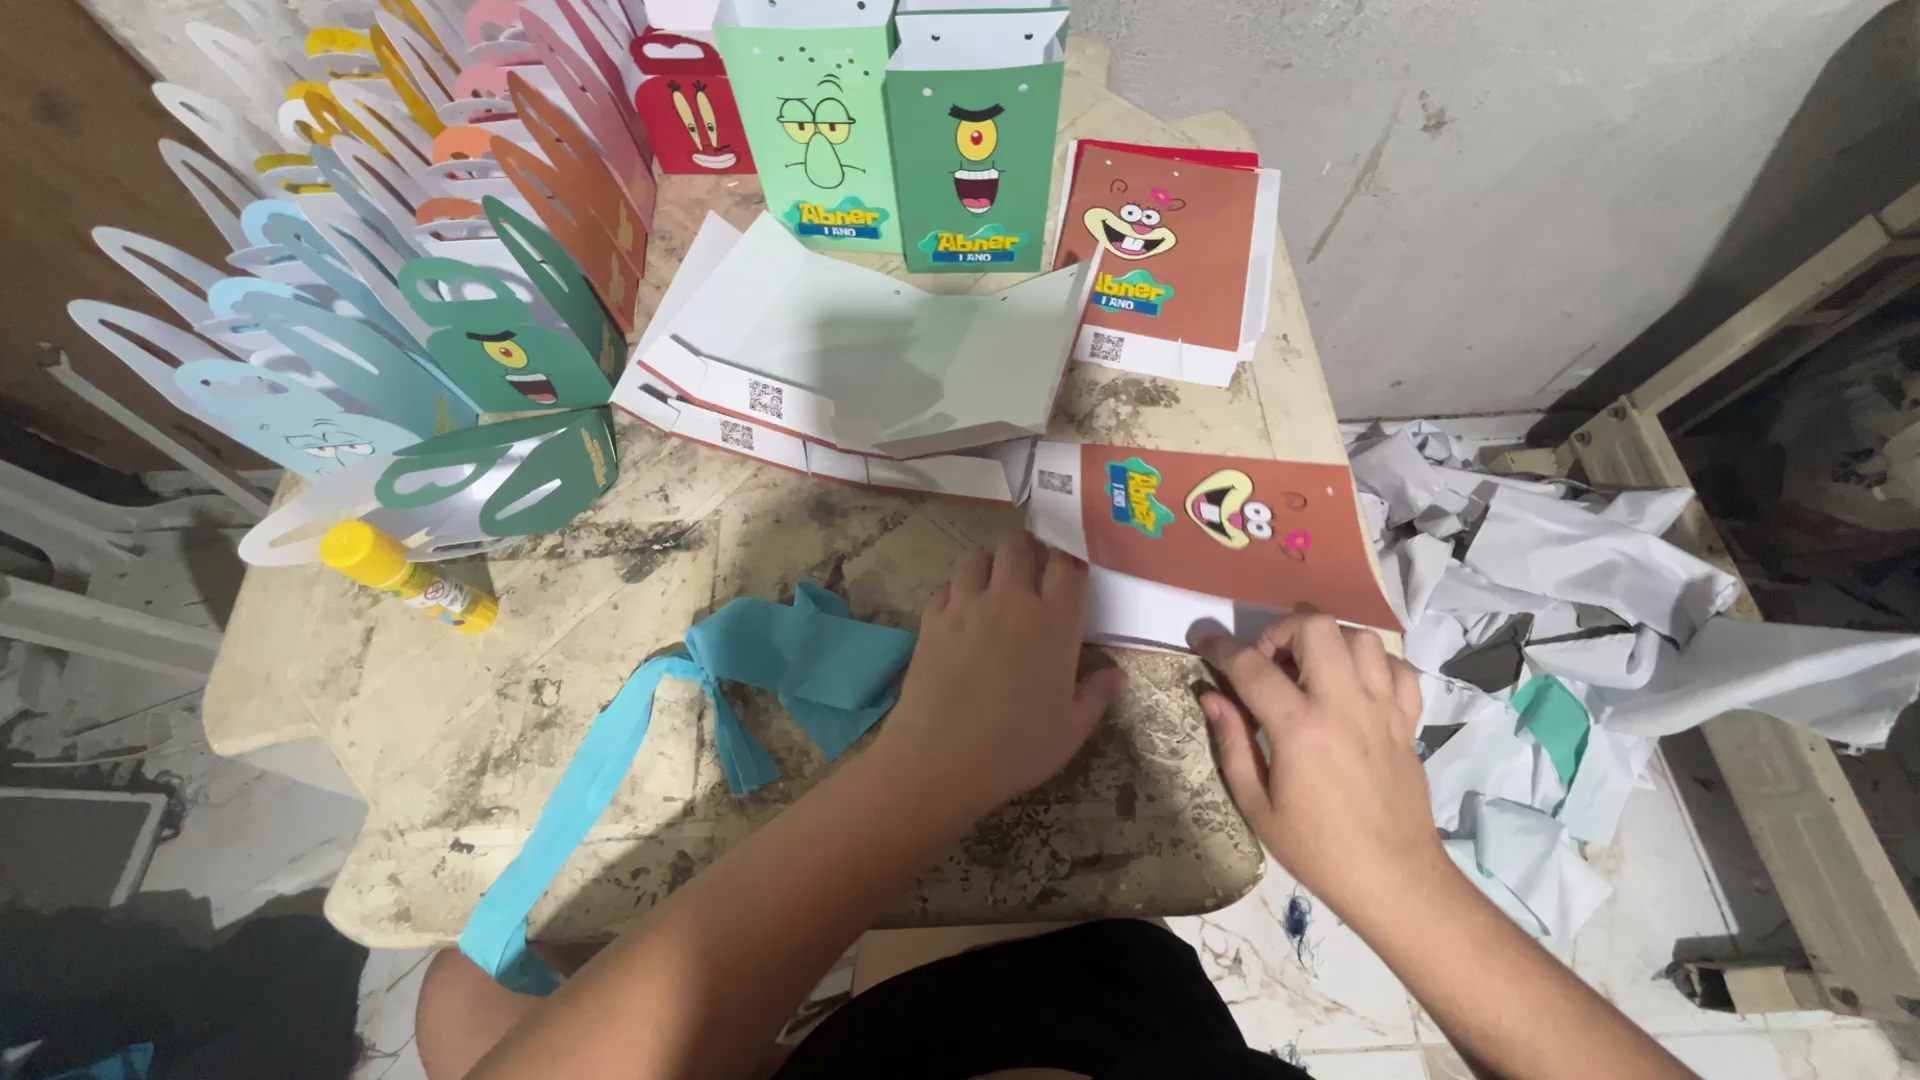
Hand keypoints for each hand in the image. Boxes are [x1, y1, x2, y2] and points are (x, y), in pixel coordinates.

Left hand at [876, 531, 1128, 815]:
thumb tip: (1117, 675)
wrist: (940, 759)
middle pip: (1018, 546)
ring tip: (992, 587)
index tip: (1069, 572)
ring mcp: (966, 606)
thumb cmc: (1015, 748)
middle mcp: (1010, 601)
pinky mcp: (931, 618)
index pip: (1067, 565)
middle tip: (1030, 572)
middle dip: (1027, 551)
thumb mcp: (1069, 731)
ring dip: (988, 564)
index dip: (1070, 560)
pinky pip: (946, 585)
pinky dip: (956, 590)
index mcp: (1053, 623)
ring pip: (976, 556)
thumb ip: (1095, 696)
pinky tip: (960, 613)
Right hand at [1193, 614, 1446, 922]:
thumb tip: (1211, 696)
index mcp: (1299, 729)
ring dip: (1327, 642)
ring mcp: (1382, 711)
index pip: (1252, 666)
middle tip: (1267, 660)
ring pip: (1361, 638)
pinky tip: (1352, 686)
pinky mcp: (1407, 723)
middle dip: (1281, 629)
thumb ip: (1232, 742)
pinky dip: (1373, 665)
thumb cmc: (1316, 849)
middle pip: (1317, 627)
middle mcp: (1344, 706)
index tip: (1205, 645)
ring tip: (1308, 669)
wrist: (1395, 881)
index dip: (1221, 649)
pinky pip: (1398, 670)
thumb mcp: (1256, 804)